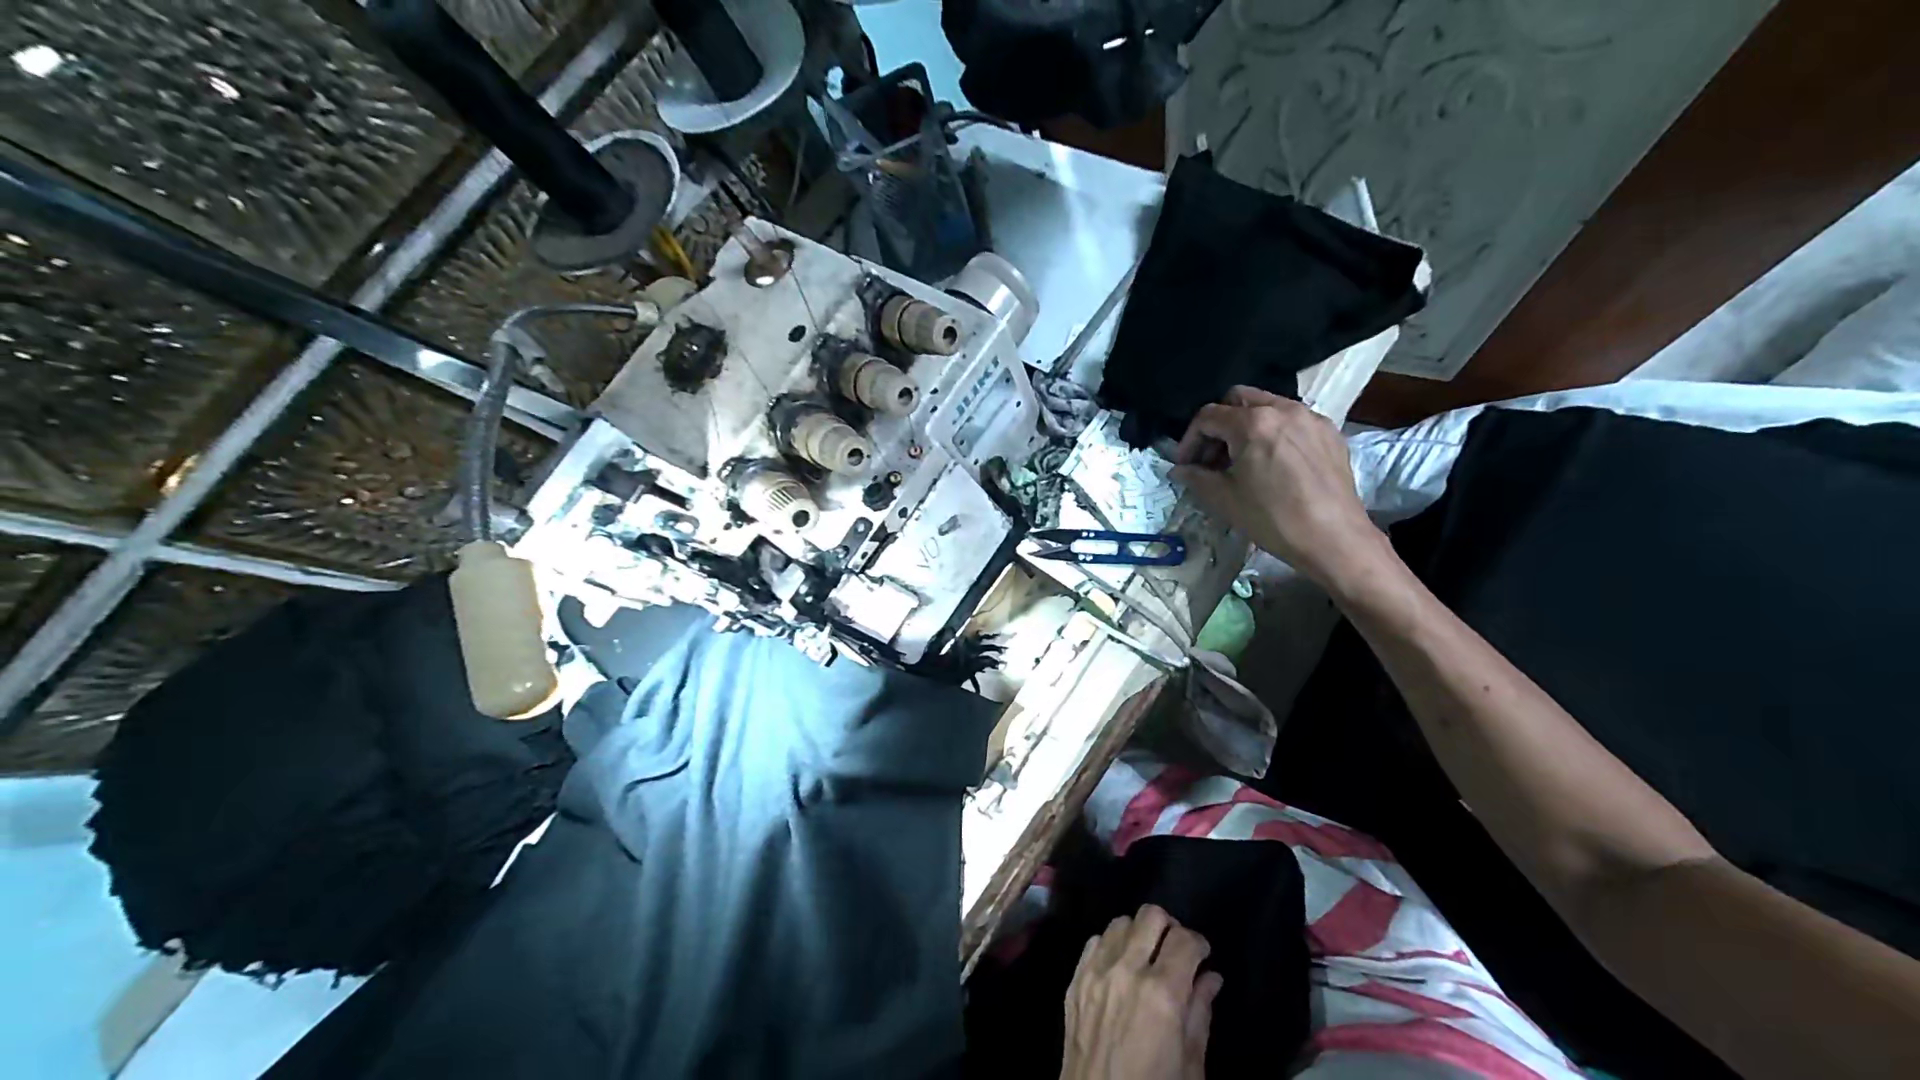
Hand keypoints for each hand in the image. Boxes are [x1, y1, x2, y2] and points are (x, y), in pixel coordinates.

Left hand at [1060, 904, 1223, 1079]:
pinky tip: (1119, 968)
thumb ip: (1200, 1014)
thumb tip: (1211, 977)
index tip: (1202, 955)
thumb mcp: (1190, 1066)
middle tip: (1175, 950)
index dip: (1199, 943)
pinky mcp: (1075, 979)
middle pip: (1150, 916)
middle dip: (1169, 927)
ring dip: (1138, 933)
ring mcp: (1096, 971)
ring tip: (1146, 957)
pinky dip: (1111, 946)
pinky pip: (1095, 941)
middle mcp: (1126, 970)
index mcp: (1161, 994)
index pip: (1185, 939)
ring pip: (1120, 922)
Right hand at [1171, 386, 1391, 591]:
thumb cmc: (1273, 518)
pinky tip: (1273, 463)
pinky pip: (1293, 420)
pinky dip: (1274, 432)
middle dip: (1218, 424)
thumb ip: (1196, 477)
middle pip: (1238, 399)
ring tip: (1241, 460)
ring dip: (1246, 425)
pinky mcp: (1330, 432)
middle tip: (1212, 457)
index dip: (1189, 439)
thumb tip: (1180, 470)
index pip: (1208, 416)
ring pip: (1267, 406)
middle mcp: (1283, 409)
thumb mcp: (1225, 499)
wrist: (1334, 538)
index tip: (1185, 464)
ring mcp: (1310, 418)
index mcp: (1253, 423)